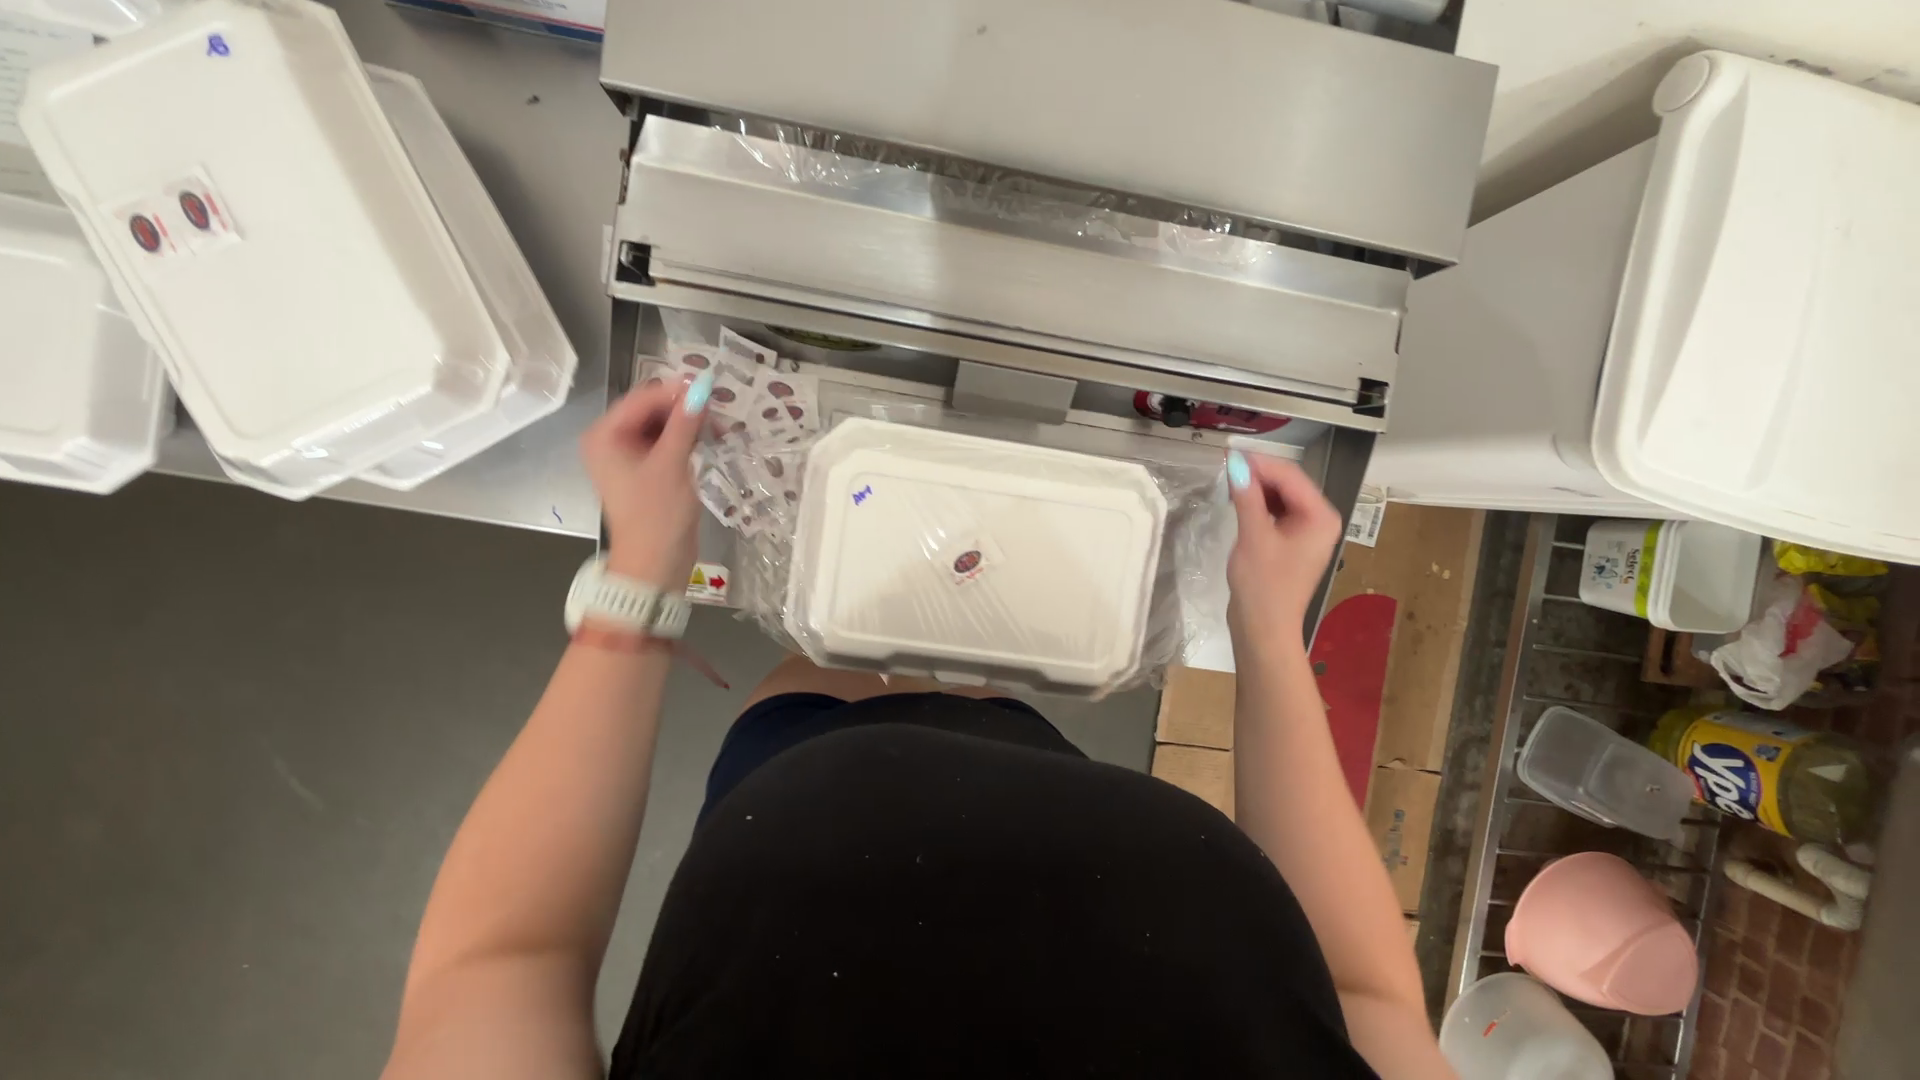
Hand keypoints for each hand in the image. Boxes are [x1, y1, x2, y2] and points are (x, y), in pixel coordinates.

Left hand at [580, 371, 712, 588]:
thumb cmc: (657, 515)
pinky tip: (707, 442)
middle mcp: (610, 440)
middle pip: (651, 409)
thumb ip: (686, 423)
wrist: (655, 564)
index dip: (677, 392)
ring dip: (688, 423)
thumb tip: (702, 387)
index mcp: (605, 435)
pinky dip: (685, 439)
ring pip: (661, 425)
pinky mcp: (645, 470)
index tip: (712, 391)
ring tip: (718, 430)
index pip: (643, 398)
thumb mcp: (672, 464)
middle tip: (719, 414)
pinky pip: (665, 443)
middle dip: (684, 408)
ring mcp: (627, 456)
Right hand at [1224, 450, 1344, 647]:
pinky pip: (1275, 513)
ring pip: (1280, 497)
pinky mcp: (1290, 542)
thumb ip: (1246, 496)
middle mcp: (1319, 520)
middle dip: (1258, 474)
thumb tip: (1235, 463)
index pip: (1290, 476)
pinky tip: (1238, 503)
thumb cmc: (1263, 586)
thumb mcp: (1253, 537)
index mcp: (1320, 517)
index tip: (1229, 455)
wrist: (1263, 629)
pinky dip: (1257, 505)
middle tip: (1225, 468)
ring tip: (1229, 485)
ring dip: (1256, 489)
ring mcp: (1306, 532)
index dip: (1260, 463)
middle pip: (1287, 484)